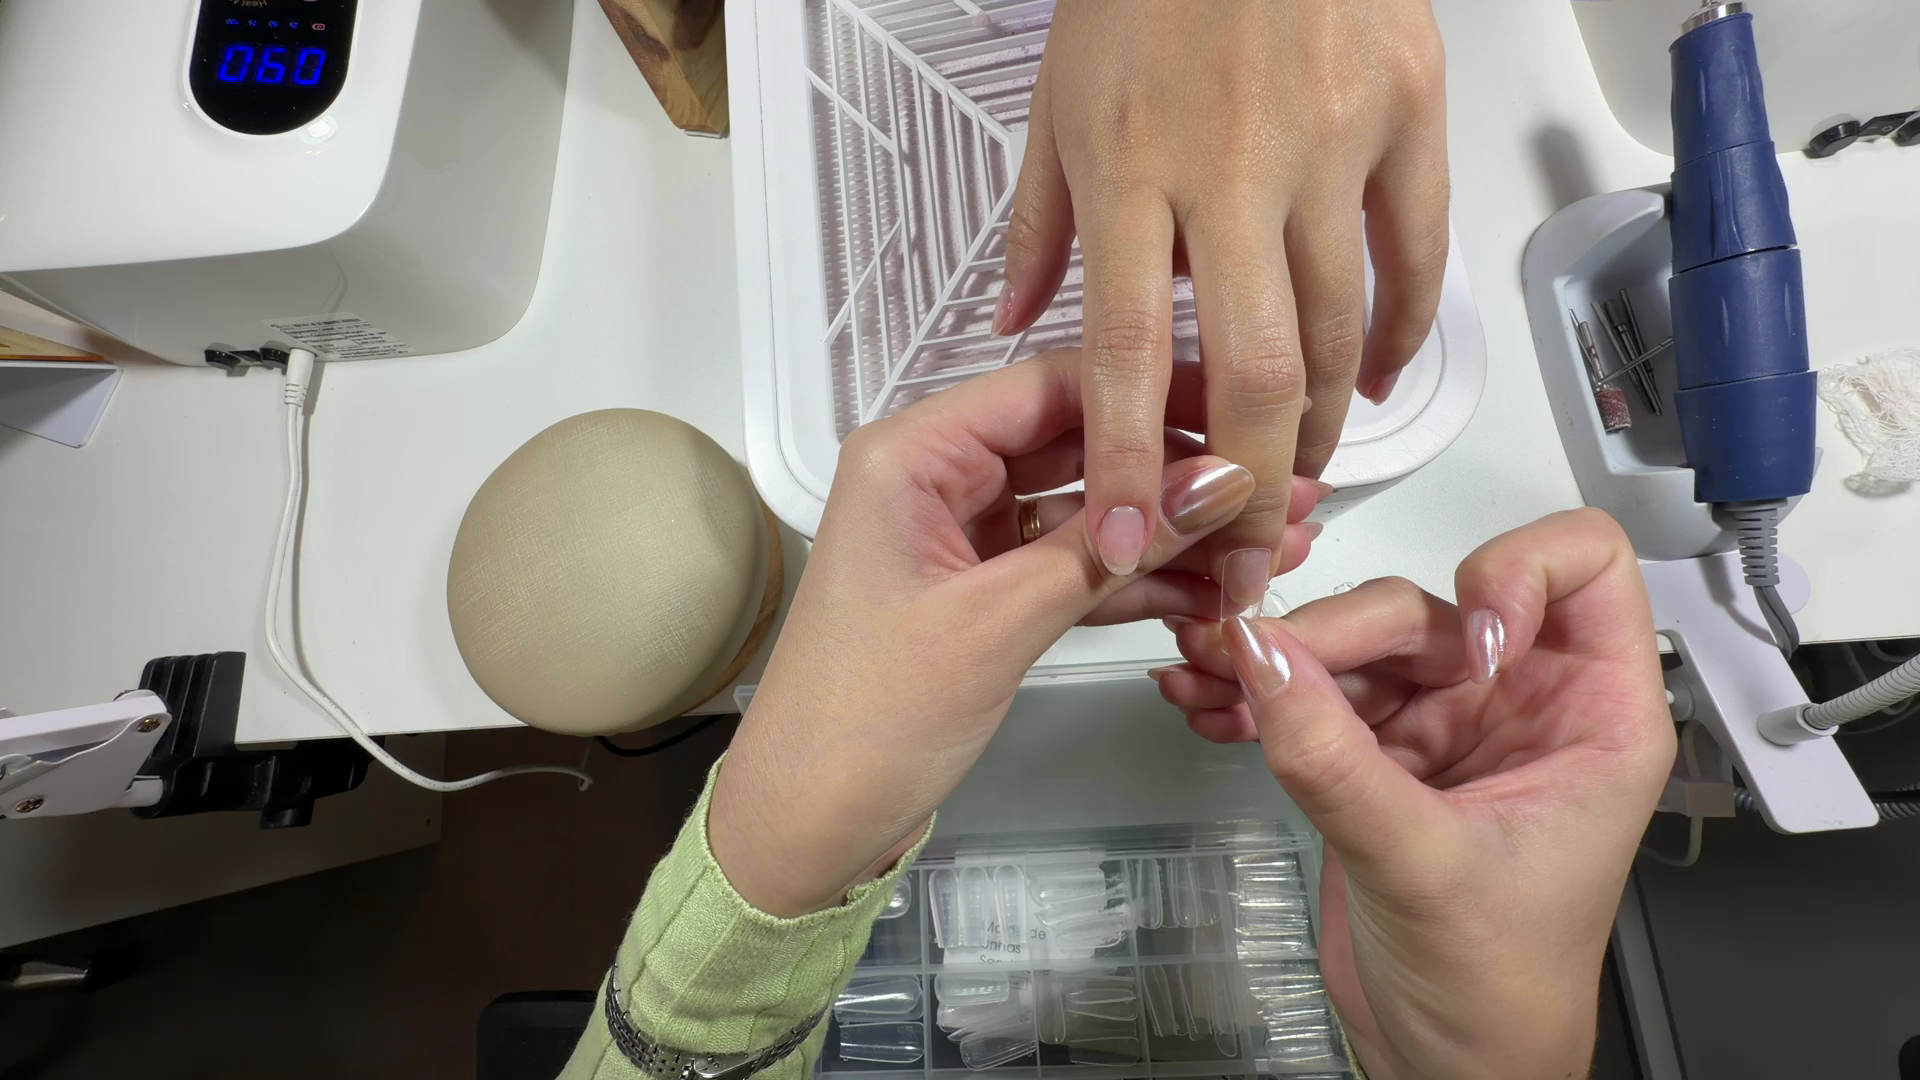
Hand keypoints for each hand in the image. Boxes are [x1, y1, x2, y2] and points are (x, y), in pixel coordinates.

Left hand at [708, 349, 1326, 916]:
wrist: (813, 823)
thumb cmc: (872, 718)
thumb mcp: (999, 621)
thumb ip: (1114, 547)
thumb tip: (1223, 482)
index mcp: (912, 453)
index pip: (1049, 390)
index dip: (1152, 396)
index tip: (1247, 414)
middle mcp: (936, 476)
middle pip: (1075, 449)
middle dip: (1175, 477)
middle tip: (1278, 494)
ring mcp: (963, 534)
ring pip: (1082, 513)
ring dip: (1167, 536)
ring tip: (1268, 548)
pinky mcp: (982, 587)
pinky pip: (1068, 565)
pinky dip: (1131, 581)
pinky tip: (1209, 591)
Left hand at [1000, 0, 1448, 581]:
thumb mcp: (1053, 110)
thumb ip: (1034, 232)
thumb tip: (1015, 326)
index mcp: (1128, 174)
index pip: (1122, 357)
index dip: (1125, 466)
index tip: (1124, 540)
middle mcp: (1232, 171)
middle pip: (1252, 369)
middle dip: (1248, 482)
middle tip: (1240, 551)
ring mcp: (1331, 143)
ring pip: (1341, 329)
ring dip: (1320, 424)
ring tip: (1294, 479)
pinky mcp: (1407, 112)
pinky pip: (1415, 254)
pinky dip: (1404, 336)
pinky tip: (1379, 385)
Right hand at [1155, 510, 1672, 1078]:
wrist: (1435, 1051)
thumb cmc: (1492, 985)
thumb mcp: (1419, 866)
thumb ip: (1334, 757)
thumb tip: (1262, 656)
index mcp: (1582, 715)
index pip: (1578, 573)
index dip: (1512, 573)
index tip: (1455, 632)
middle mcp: (1503, 698)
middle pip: (1412, 608)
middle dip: (1324, 632)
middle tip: (1246, 660)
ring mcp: (1426, 716)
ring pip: (1340, 642)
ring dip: (1262, 656)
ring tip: (1200, 674)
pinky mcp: (1363, 741)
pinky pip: (1299, 687)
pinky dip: (1248, 693)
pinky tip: (1206, 708)